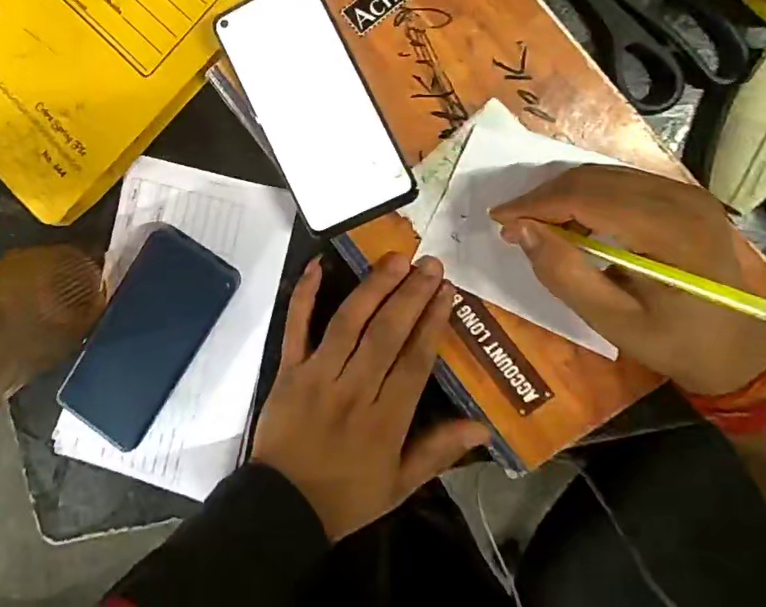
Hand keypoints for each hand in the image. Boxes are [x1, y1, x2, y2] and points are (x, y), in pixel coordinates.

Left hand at [251, 254, 489, 540]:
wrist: (283, 507)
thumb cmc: (346, 496)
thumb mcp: (400, 485)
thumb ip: (439, 451)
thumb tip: (482, 427)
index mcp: (385, 420)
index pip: (414, 361)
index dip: (432, 322)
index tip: (446, 291)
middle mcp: (354, 390)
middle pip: (386, 333)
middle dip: (411, 294)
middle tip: (429, 264)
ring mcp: (318, 375)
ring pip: (349, 322)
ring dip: (373, 287)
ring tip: (395, 259)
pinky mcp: (289, 369)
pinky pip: (296, 325)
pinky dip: (305, 294)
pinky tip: (318, 265)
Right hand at [491, 166, 765, 395]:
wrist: (740, 354)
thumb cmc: (678, 345)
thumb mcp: (614, 322)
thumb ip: (565, 275)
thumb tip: (520, 230)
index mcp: (674, 233)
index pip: (589, 198)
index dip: (537, 204)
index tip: (499, 219)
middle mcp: (683, 200)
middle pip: (593, 179)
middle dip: (544, 197)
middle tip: (512, 223)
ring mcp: (686, 193)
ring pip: (602, 174)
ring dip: (561, 193)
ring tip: (535, 221)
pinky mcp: (682, 195)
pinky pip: (618, 180)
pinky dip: (584, 193)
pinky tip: (569, 218)